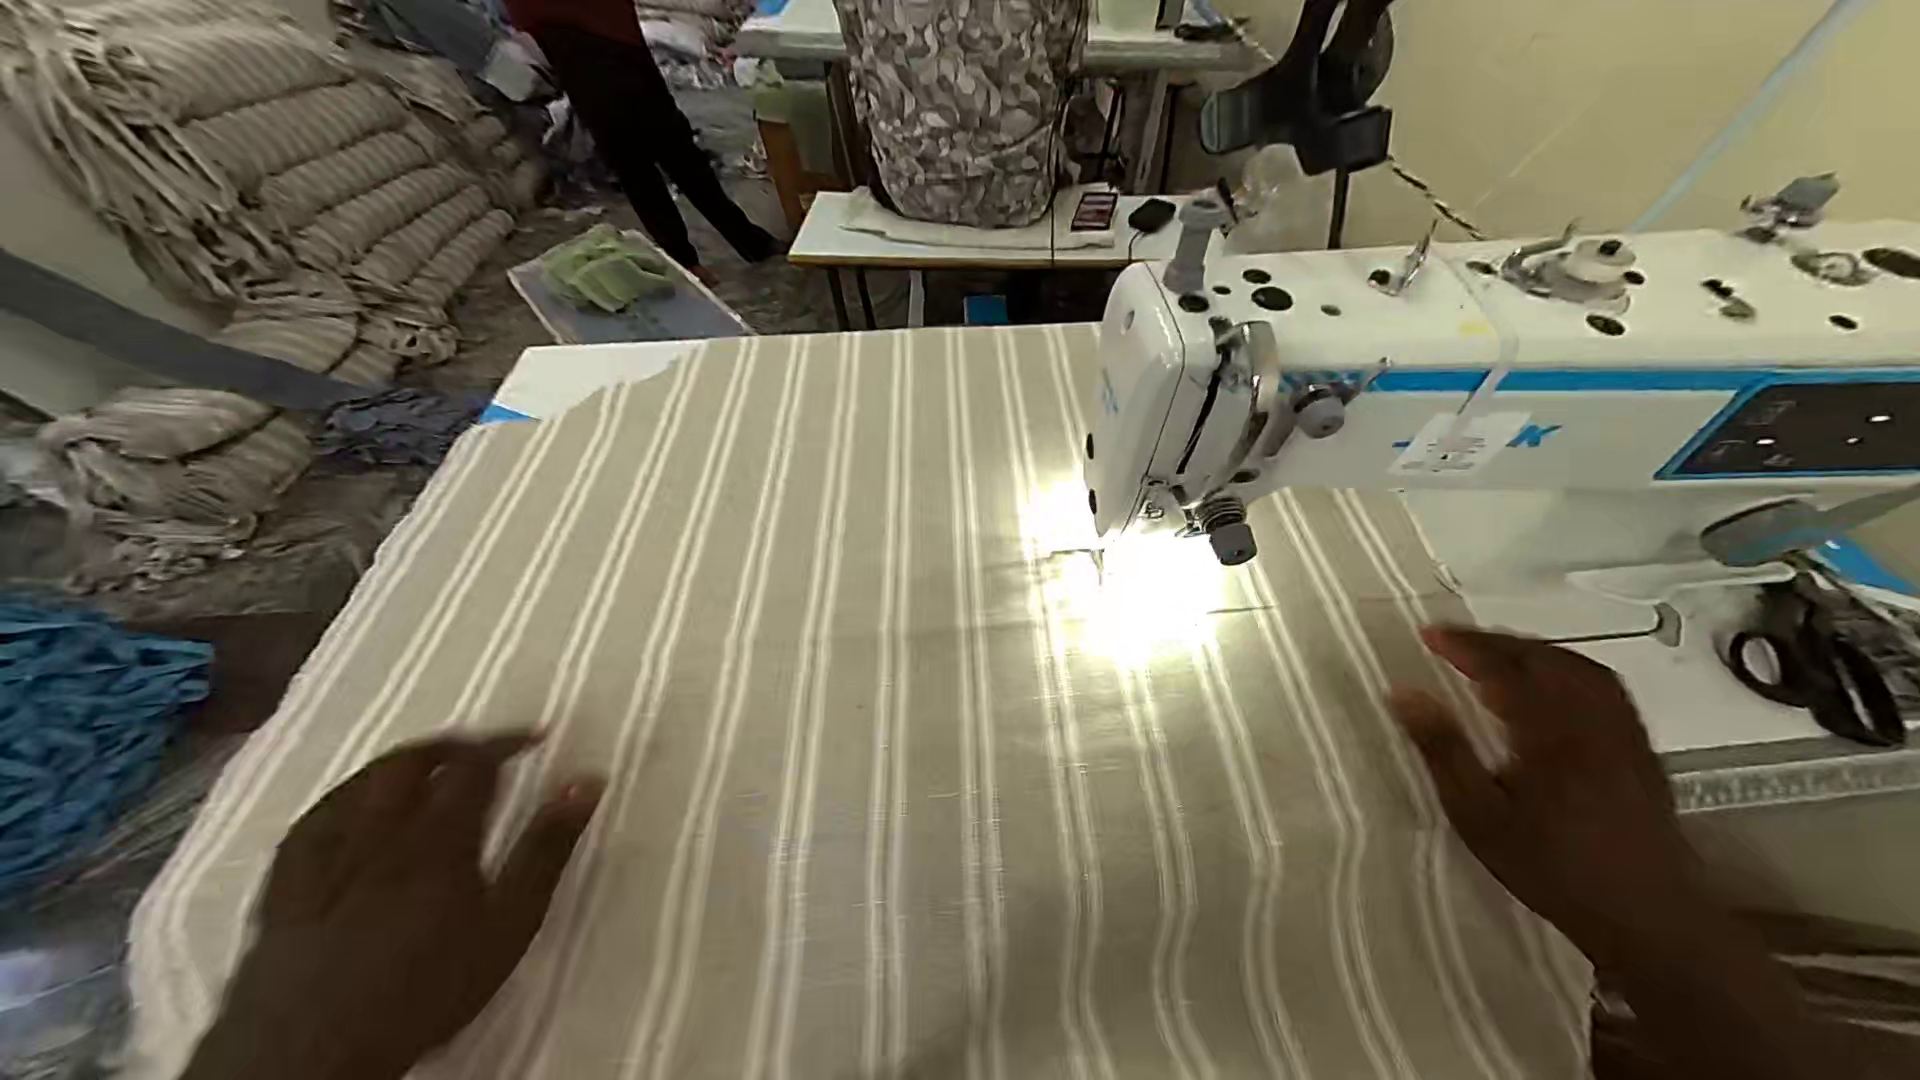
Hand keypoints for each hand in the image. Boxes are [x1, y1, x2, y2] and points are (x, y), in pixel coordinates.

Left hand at [185, 733, 603, 1079]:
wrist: (314, 1063)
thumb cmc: (429, 987)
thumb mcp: (511, 920)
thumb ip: (549, 847)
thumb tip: (588, 781)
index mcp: (435, 838)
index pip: (472, 765)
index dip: (506, 742)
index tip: (538, 737)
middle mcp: (375, 837)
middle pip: (408, 765)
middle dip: (451, 744)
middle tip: (484, 747)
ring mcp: (321, 865)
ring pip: (354, 788)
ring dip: (397, 765)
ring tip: (427, 765)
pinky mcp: (280, 895)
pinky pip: (305, 829)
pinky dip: (338, 803)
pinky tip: (350, 808)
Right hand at [1389, 628, 1707, 958]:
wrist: (1649, 922)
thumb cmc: (1549, 865)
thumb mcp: (1476, 811)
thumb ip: (1441, 747)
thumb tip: (1403, 692)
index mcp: (1554, 734)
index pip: (1507, 670)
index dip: (1466, 646)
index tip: (1427, 633)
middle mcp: (1597, 724)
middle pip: (1549, 660)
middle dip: (1497, 641)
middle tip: (1453, 640)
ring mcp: (1627, 737)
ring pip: (1583, 671)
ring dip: (1533, 652)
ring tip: (1493, 654)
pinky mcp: (1642, 753)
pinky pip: (1604, 691)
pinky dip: (1565, 671)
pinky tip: (1544, 687)